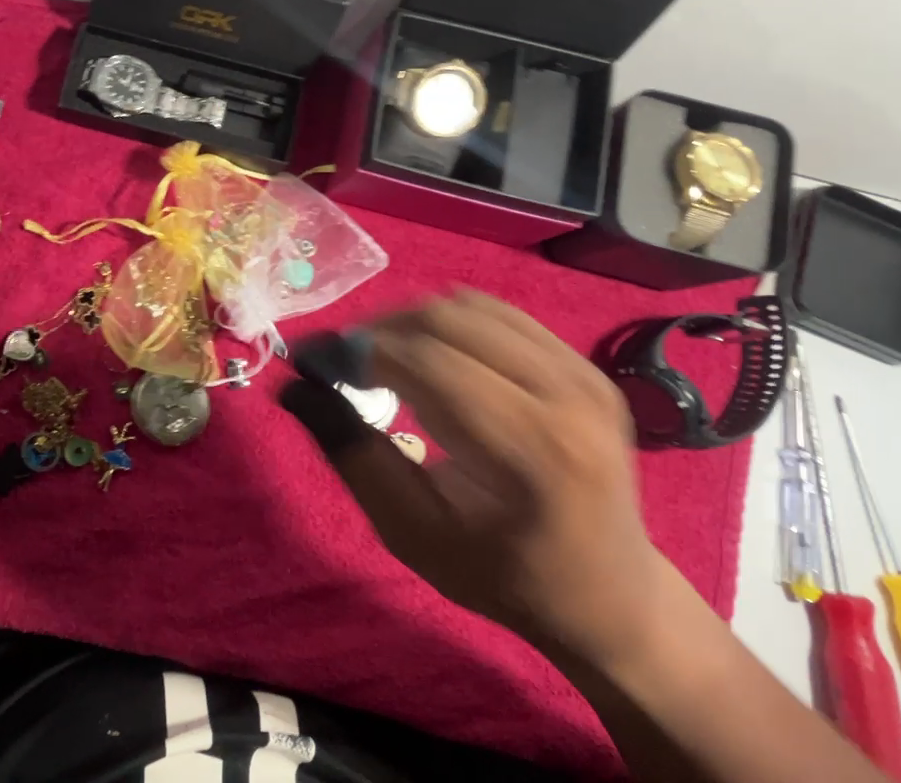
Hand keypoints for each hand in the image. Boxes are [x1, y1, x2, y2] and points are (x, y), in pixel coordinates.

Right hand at [282, 289, 669, 666]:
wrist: (608, 595)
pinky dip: (445, 324)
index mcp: (531, 447)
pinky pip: (497, 315)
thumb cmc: (499, 575)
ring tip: (377, 362)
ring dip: (407, 323)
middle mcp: (567, 393)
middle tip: (338, 365)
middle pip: (445, 319)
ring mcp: (583, 372)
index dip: (353, 350)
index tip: (306, 362)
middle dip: (376, 331)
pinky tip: (425, 360)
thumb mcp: (409, 531)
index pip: (424, 361)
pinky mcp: (584, 365)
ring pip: (468, 306)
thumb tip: (292, 386)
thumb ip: (350, 454)